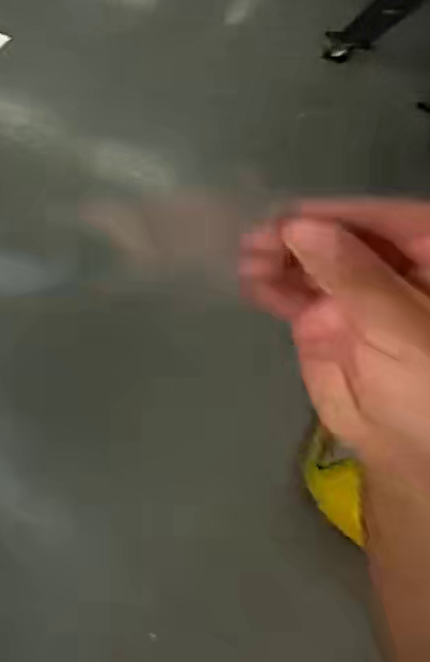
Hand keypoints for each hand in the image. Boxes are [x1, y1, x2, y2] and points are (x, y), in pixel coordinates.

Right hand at [240, 200, 429, 476]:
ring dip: (276, 256)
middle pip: (348, 238)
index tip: (294, 215)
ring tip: (250, 265)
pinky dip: (265, 281)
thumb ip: (355, 276)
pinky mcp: (321, 318)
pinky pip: (288, 288)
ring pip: (310, 260)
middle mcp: (403, 279)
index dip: (349, 214)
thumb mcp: (405, 327)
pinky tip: (253, 283)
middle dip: (301, 234)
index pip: (405, 224)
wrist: (411, 447)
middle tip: (258, 241)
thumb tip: (300, 226)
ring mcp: (360, 299)